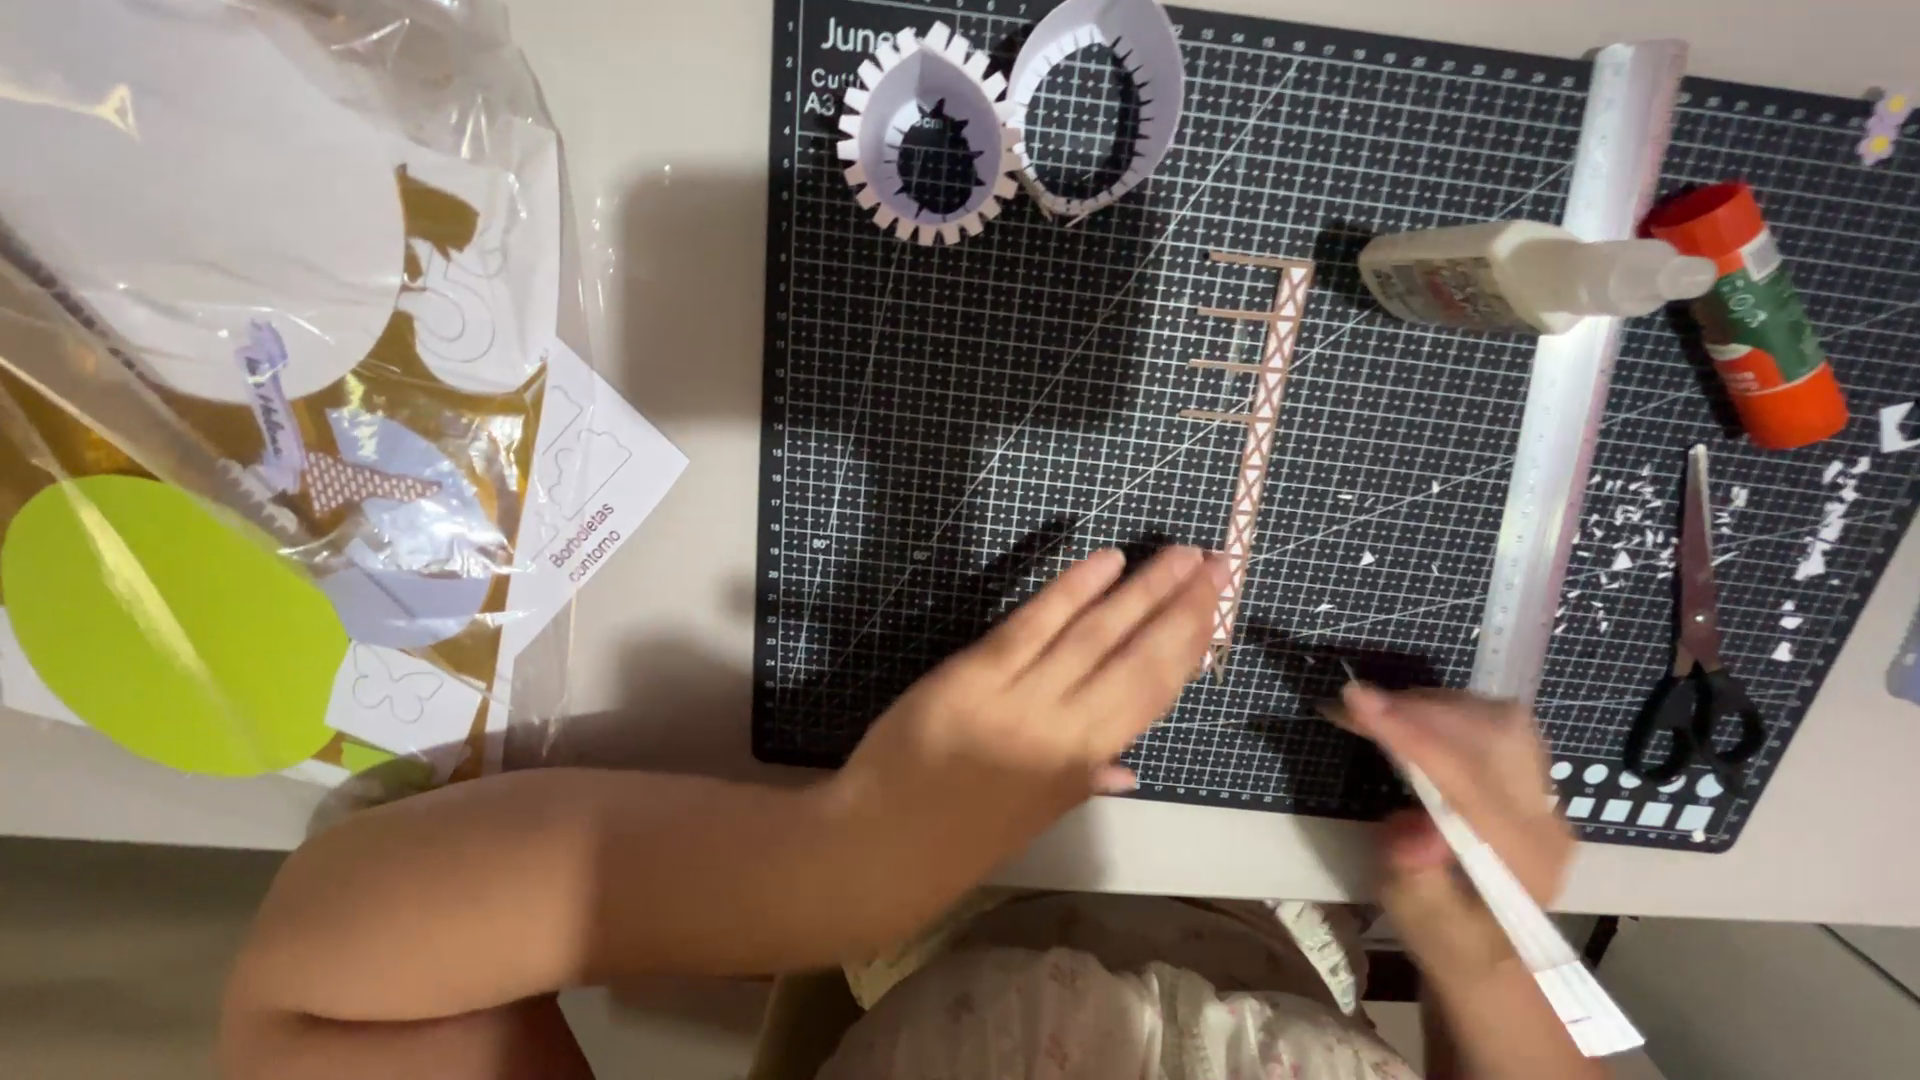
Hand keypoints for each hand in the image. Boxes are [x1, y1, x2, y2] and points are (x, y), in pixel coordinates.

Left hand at [826, 546, 1226, 899]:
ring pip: (1094, 636)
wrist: (882, 847)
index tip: (1215, 608)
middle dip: (1181, 609)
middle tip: (1216, 565)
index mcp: (1082, 768)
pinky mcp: (972, 676)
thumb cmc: (957, 838)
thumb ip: (1082, 781)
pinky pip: (1032, 626)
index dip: (1188, 648)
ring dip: (1141, 591)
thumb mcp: (1032, 816)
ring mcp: (1018, 700)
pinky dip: (1071, 591)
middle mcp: (1063, 730)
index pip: (1151, 696)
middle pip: (1136, 658)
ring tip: (1178, 555)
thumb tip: (1128, 769)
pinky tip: (1106, 561)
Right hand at [1336, 686, 1572, 986]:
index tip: (1355, 700)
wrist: (1493, 958)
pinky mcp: (1532, 781)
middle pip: (1495, 734)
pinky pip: (1497, 725)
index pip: (1468, 777)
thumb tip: (1410, 825)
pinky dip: (1448, 710)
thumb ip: (1417, 877)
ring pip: (1500, 720)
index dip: (1411, 734)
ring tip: (1380, 710)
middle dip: (1421, 709)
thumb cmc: (1447, 940)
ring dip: (1433, 704)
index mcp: (1520, 858)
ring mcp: (1544, 797)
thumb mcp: (1419, 920)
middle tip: (1358, 704)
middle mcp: (1544, 819)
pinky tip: (1411, 718)